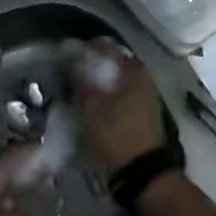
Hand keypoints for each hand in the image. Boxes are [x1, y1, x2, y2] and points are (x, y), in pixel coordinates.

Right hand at [76, 42, 167, 171]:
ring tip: (80, 88)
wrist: (141, 169)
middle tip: (73, 73)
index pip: (104, 46)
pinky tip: (94, 102)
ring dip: (100, 79)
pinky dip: (108, 91)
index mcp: (131, 70)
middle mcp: (142, 76)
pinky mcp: (144, 108)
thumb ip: (83, 81)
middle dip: (93, 64)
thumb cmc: (114, 134)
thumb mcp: (90, 107)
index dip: (85, 49)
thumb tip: (76, 63)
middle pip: (113, 60)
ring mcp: (146, 92)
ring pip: (117, 76)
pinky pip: (122, 90)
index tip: (68, 56)